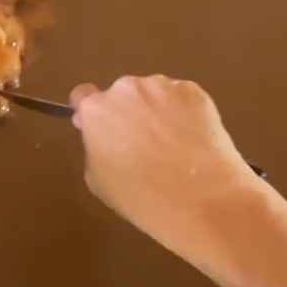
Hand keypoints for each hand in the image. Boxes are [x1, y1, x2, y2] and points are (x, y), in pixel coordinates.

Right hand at [70, 76, 272, 257]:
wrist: (204, 200)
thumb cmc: (141, 197)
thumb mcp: (98, 180)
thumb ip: (94, 148)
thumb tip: (103, 136)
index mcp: (96, 110)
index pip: (83, 96)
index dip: (91, 113)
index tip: (101, 130)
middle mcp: (125, 89)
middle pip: (121, 96)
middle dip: (127, 113)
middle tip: (142, 145)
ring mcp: (163, 86)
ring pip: (153, 95)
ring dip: (156, 111)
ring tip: (173, 144)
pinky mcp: (194, 92)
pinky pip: (181, 98)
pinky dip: (184, 113)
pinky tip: (193, 140)